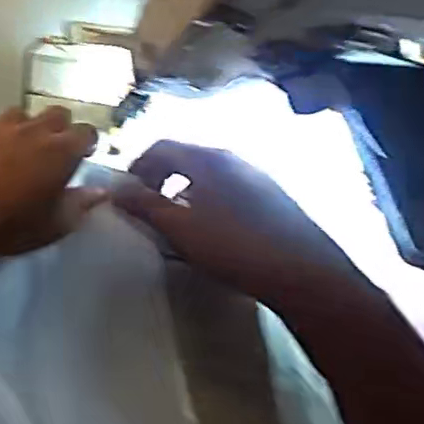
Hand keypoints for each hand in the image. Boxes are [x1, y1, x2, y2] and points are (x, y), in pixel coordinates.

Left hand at [0, 106, 103, 263]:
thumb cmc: (10, 226)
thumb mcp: (54, 225)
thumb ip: (80, 204)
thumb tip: (100, 191)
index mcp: (61, 150)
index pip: (86, 132)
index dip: (87, 143)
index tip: (82, 157)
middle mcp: (34, 130)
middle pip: (57, 114)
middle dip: (60, 128)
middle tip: (53, 151)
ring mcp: (1, 126)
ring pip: (22, 113)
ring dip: (26, 126)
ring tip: (20, 148)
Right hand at [111, 141, 377, 311]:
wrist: (307, 277)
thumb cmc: (234, 247)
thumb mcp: (178, 228)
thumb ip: (144, 204)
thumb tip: (116, 189)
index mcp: (208, 160)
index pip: (162, 146)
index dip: (138, 164)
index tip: (127, 188)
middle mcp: (235, 160)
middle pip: (186, 156)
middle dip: (160, 175)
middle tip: (147, 201)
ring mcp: (259, 178)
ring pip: (209, 173)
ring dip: (184, 187)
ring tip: (176, 216)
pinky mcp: (275, 198)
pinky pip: (230, 187)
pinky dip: (209, 197)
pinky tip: (211, 227)